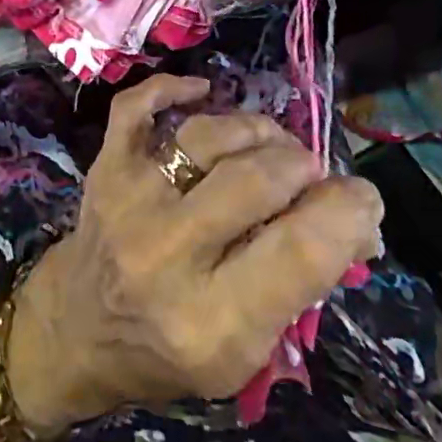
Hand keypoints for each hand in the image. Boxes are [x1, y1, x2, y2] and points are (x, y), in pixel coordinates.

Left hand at [0, 74, 383, 432]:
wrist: (79, 326)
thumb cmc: (167, 348)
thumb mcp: (244, 353)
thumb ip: (296, 288)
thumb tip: (352, 221)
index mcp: (213, 321)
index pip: (299, 250)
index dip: (347, 213)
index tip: (362, 197)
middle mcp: (166, 252)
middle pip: (253, 181)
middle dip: (301, 166)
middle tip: (312, 171)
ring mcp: (128, 201)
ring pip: (203, 138)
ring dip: (253, 130)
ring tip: (273, 143)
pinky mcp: (103, 168)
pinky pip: (134, 108)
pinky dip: (169, 88)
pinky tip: (203, 91)